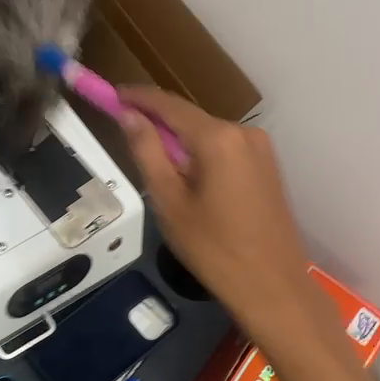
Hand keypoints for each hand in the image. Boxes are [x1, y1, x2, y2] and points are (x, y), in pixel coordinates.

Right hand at [115, 86, 321, 340]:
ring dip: (176, 141)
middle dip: (155, 122)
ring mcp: (259, 149)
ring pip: (204, 134)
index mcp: (217, 138)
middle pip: (187, 117)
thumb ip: (146, 151)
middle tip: (122, 134)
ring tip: (152, 169)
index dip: (135, 96)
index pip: (167, 104)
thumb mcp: (168, 200)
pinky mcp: (266, 166)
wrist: (272, 287)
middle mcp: (243, 133)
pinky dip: (197, 154)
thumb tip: (129, 115)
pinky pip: (222, 148)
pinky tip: (184, 180)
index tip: (107, 93)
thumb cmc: (212, 247)